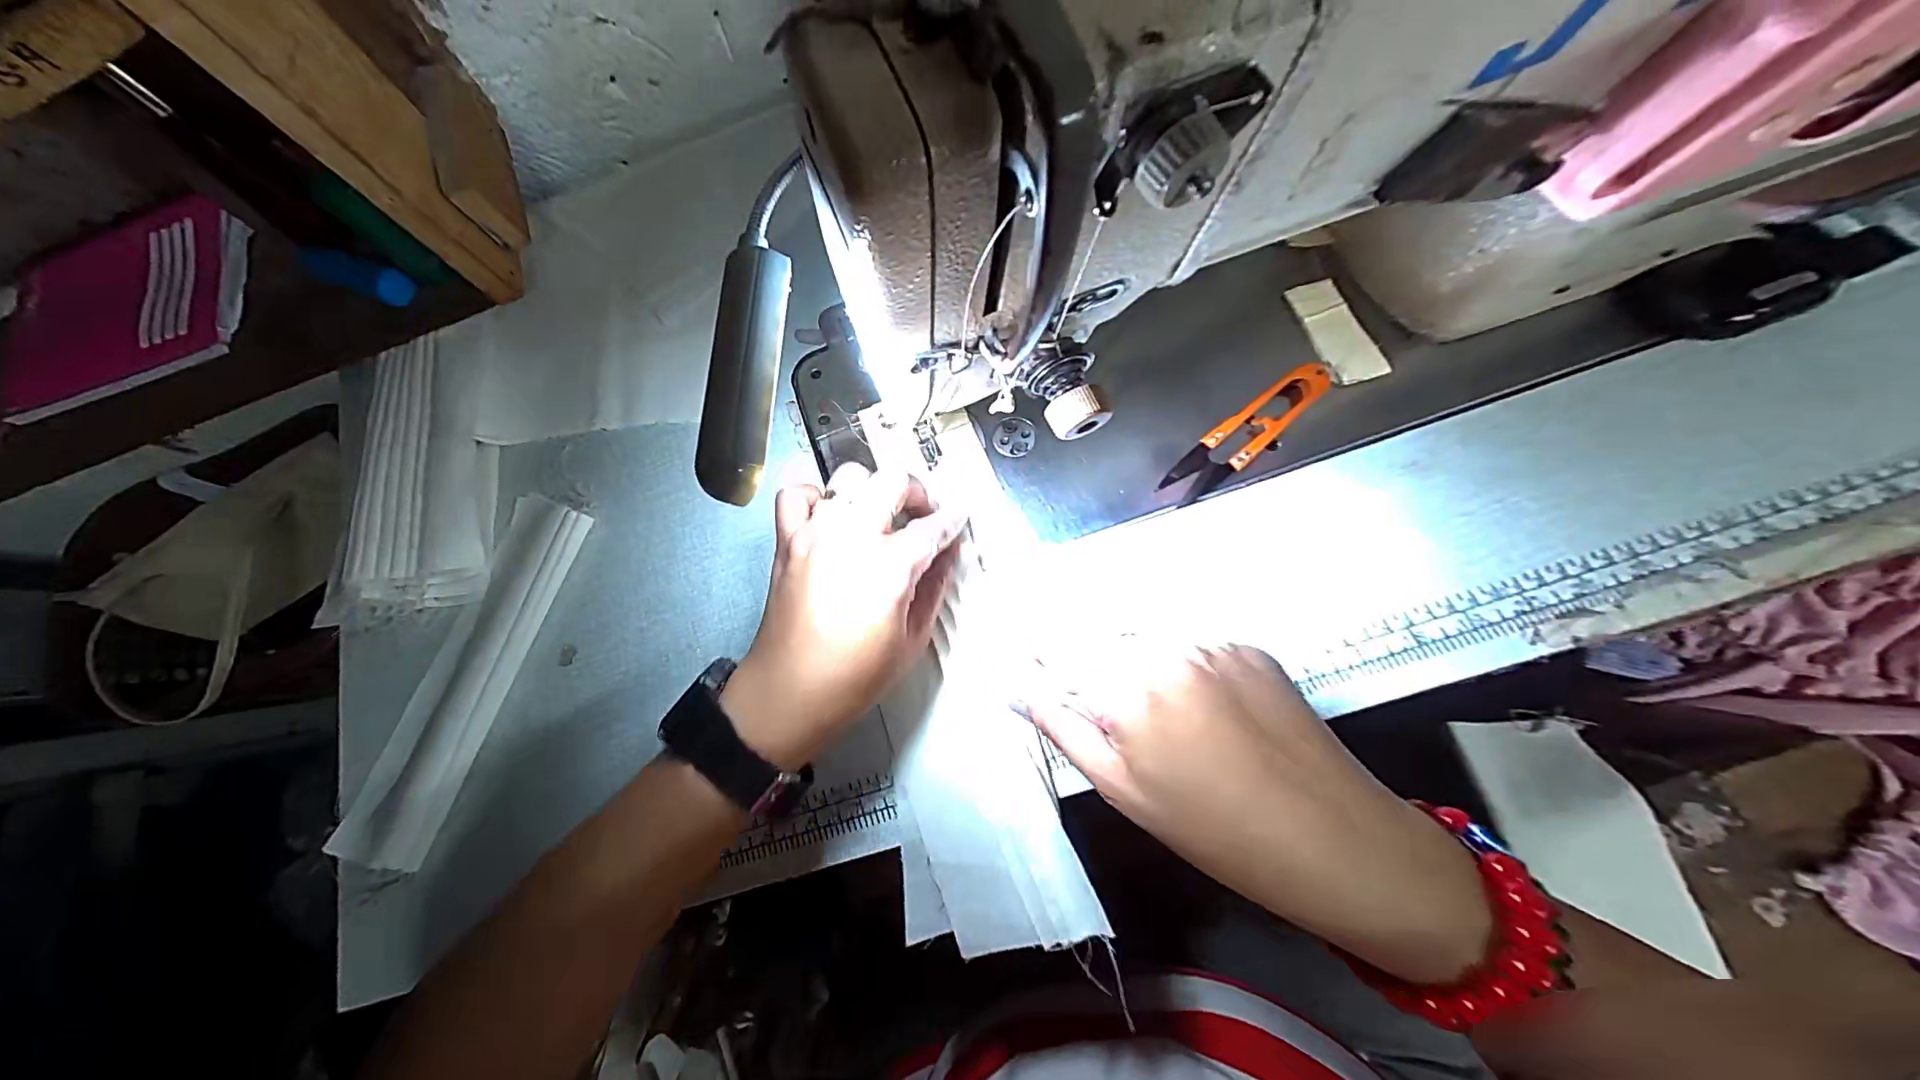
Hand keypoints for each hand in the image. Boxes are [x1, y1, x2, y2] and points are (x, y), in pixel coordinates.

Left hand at [722, 464, 967, 770]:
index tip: (958, 519)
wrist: (789, 693)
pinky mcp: (787, 541)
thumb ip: (933, 586)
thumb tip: (946, 555)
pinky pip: (797, 495)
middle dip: (918, 492)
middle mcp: (850, 538)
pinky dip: (817, 495)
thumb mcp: (911, 638)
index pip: (932, 527)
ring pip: (850, 477)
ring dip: (873, 489)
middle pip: (893, 481)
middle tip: (925, 514)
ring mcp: (815, 534)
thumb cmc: (850, 678)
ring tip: (881, 514)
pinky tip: (832, 515)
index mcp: (888, 566)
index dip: (953, 522)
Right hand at [1024, 642, 1491, 983]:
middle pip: (1099, 634)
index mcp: (1130, 689)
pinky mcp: (1248, 646)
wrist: (1333, 837)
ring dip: (1130, 658)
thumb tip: (1021, 688)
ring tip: (1155, 711)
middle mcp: (1168, 649)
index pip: (1059, 651)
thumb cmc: (1213, 830)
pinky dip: (1177, 665)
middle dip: (1083, 656)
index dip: (1038, 655)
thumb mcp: (1123, 790)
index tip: (1025, 659)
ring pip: (1145, 637)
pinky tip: (1200, 707)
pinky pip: (1190, 645)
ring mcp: (1213, 643)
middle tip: (1094, 698)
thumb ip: (1064, 729)